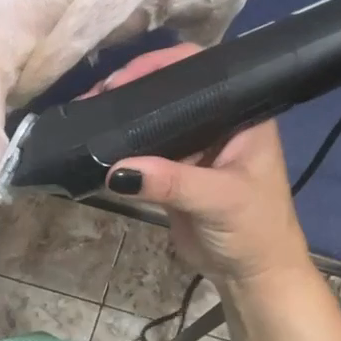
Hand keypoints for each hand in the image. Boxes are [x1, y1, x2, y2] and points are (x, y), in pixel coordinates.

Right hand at [87, 44, 314, 290]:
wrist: (250, 274)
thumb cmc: (252, 228)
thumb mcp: (217, 199)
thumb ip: (170, 183)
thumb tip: (117, 172)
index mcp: (240, 113)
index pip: (199, 69)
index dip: (160, 65)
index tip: (122, 78)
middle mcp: (216, 124)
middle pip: (170, 95)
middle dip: (133, 93)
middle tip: (96, 97)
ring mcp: (193, 151)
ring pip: (154, 127)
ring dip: (123, 124)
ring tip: (88, 118)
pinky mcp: (173, 178)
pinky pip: (145, 159)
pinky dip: (123, 156)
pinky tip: (97, 151)